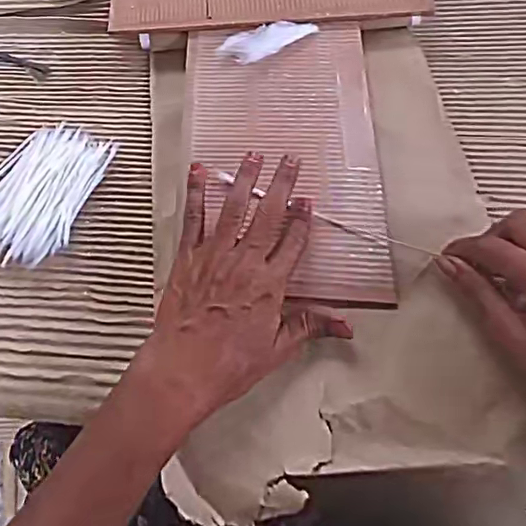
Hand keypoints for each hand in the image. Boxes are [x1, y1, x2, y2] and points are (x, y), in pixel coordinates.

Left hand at [123, 153, 352, 433]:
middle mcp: (244, 263)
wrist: (182, 370)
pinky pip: (194, 219)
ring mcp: (215, 256)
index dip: (302, 219)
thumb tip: (344, 325)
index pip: (293, 242)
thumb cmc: (227, 364)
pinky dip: (196, 193)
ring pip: (234, 208)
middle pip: (269, 215)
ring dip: (245, 179)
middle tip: (290, 160)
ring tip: (253, 155)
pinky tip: (199, 172)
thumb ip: (309, 327)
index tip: (307, 199)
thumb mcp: (276, 349)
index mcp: (269, 284)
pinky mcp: (189, 257)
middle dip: (281, 184)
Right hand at [437, 211, 525, 445]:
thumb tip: (451, 266)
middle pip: (521, 221)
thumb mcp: (515, 342)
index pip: (493, 246)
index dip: (464, 249)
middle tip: (481, 264)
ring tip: (511, 278)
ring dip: (521, 243)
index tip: (450, 258)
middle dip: (494, 236)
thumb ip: (480, 296)